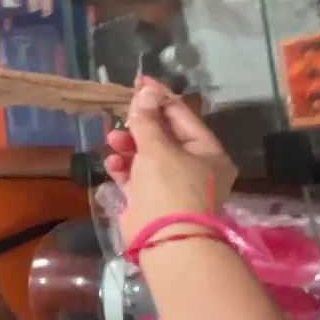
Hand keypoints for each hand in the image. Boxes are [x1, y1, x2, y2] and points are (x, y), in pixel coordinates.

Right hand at [104, 76, 237, 242]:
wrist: (166, 238)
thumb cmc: (170, 186)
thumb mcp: (157, 147)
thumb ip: (147, 119)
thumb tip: (145, 91)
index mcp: (207, 152)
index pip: (182, 116)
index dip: (160, 98)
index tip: (140, 81)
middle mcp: (193, 166)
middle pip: (163, 135)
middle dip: (139, 125)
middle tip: (119, 116)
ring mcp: (172, 183)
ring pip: (146, 155)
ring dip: (127, 146)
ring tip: (112, 142)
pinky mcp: (151, 198)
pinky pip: (135, 175)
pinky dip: (123, 167)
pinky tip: (113, 164)